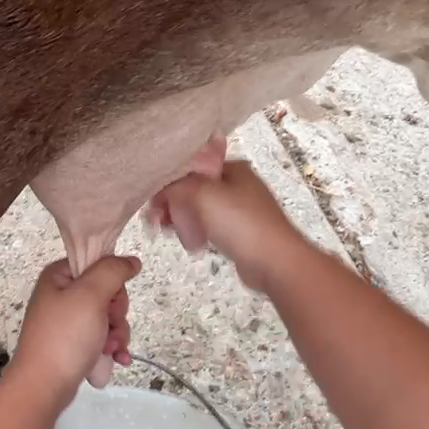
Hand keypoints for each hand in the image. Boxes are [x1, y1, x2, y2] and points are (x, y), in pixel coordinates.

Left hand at [10, 256, 140, 404]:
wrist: (43, 386)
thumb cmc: (65, 336)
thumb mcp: (90, 296)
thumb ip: (113, 272)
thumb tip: (132, 261)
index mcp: (59, 276)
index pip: (97, 264)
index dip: (112, 281)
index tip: (111, 299)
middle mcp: (61, 295)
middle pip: (106, 292)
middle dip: (116, 314)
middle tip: (109, 327)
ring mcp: (67, 321)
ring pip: (107, 317)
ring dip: (116, 334)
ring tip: (111, 350)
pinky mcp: (72, 343)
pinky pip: (101, 337)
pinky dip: (111, 347)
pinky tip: (117, 359)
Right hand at [151, 160, 307, 292]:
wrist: (276, 262)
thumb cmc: (240, 223)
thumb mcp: (202, 194)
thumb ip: (176, 185)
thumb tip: (159, 188)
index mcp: (232, 167)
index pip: (190, 166)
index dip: (167, 180)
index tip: (152, 199)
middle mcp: (237, 183)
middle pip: (193, 186)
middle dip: (171, 201)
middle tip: (154, 219)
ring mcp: (240, 208)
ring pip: (200, 207)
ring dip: (181, 216)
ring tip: (166, 230)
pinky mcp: (240, 231)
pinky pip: (209, 225)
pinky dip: (196, 229)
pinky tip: (188, 241)